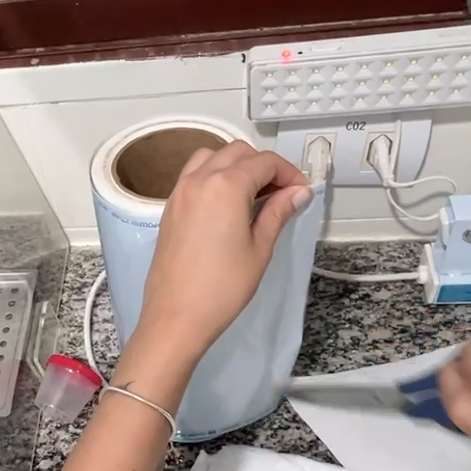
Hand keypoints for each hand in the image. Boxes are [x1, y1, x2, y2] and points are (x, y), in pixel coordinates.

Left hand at [131, 142, 312, 366]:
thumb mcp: (259, 249)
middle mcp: (199, 180)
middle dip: (264, 166)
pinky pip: (193, 176)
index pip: (265, 162)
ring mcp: (179, 192)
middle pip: (237, 152)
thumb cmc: (222, 288)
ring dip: (235, 166)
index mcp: (225, 186)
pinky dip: (213, 177)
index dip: (289, 173)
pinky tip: (227, 204)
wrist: (175, 317)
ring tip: (253, 195)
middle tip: (281, 194)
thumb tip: (299, 192)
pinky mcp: (169, 209)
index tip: (301, 192)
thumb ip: (278, 213)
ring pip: (211, 157)